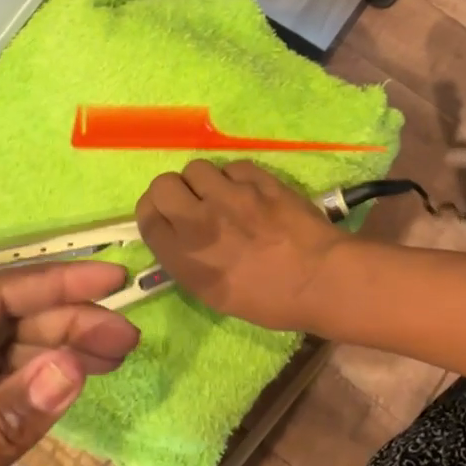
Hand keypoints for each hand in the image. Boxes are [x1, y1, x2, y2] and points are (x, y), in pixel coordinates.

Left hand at [0, 262, 140, 465]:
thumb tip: (72, 363)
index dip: (55, 280)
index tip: (115, 279)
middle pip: (1, 321)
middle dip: (68, 319)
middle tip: (127, 340)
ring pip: (1, 350)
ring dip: (58, 347)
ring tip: (113, 358)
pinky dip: (35, 380)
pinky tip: (66, 384)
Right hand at [135, 159, 350, 331]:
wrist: (318, 276)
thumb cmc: (268, 299)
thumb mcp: (213, 292)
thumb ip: (188, 261)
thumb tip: (179, 236)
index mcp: (183, 256)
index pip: (147, 214)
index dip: (153, 210)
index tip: (166, 213)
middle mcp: (200, 220)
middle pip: (164, 184)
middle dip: (174, 190)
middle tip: (192, 200)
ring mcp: (231, 195)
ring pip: (198, 167)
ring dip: (205, 180)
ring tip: (222, 193)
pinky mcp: (261, 179)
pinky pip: (234, 166)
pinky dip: (237, 176)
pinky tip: (250, 190)